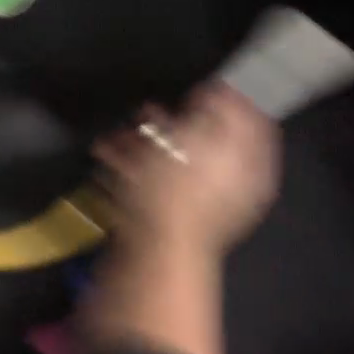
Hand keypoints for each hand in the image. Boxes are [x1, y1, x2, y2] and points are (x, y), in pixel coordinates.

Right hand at [81, 83, 280, 353]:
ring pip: (169, 163)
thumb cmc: (173, 208)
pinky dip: (125, 166)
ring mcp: (189, 207)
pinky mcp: (155, 221)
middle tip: (149, 105)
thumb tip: (216, 90)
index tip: (199, 85)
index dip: (229, 103)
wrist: (144, 268)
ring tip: (116, 129)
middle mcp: (225, 189)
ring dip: (143, 143)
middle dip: (177, 122)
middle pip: (206, 144)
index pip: (250, 126)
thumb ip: (208, 119)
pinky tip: (103, 155)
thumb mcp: (194, 152)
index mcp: (245, 172)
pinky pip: (143, 182)